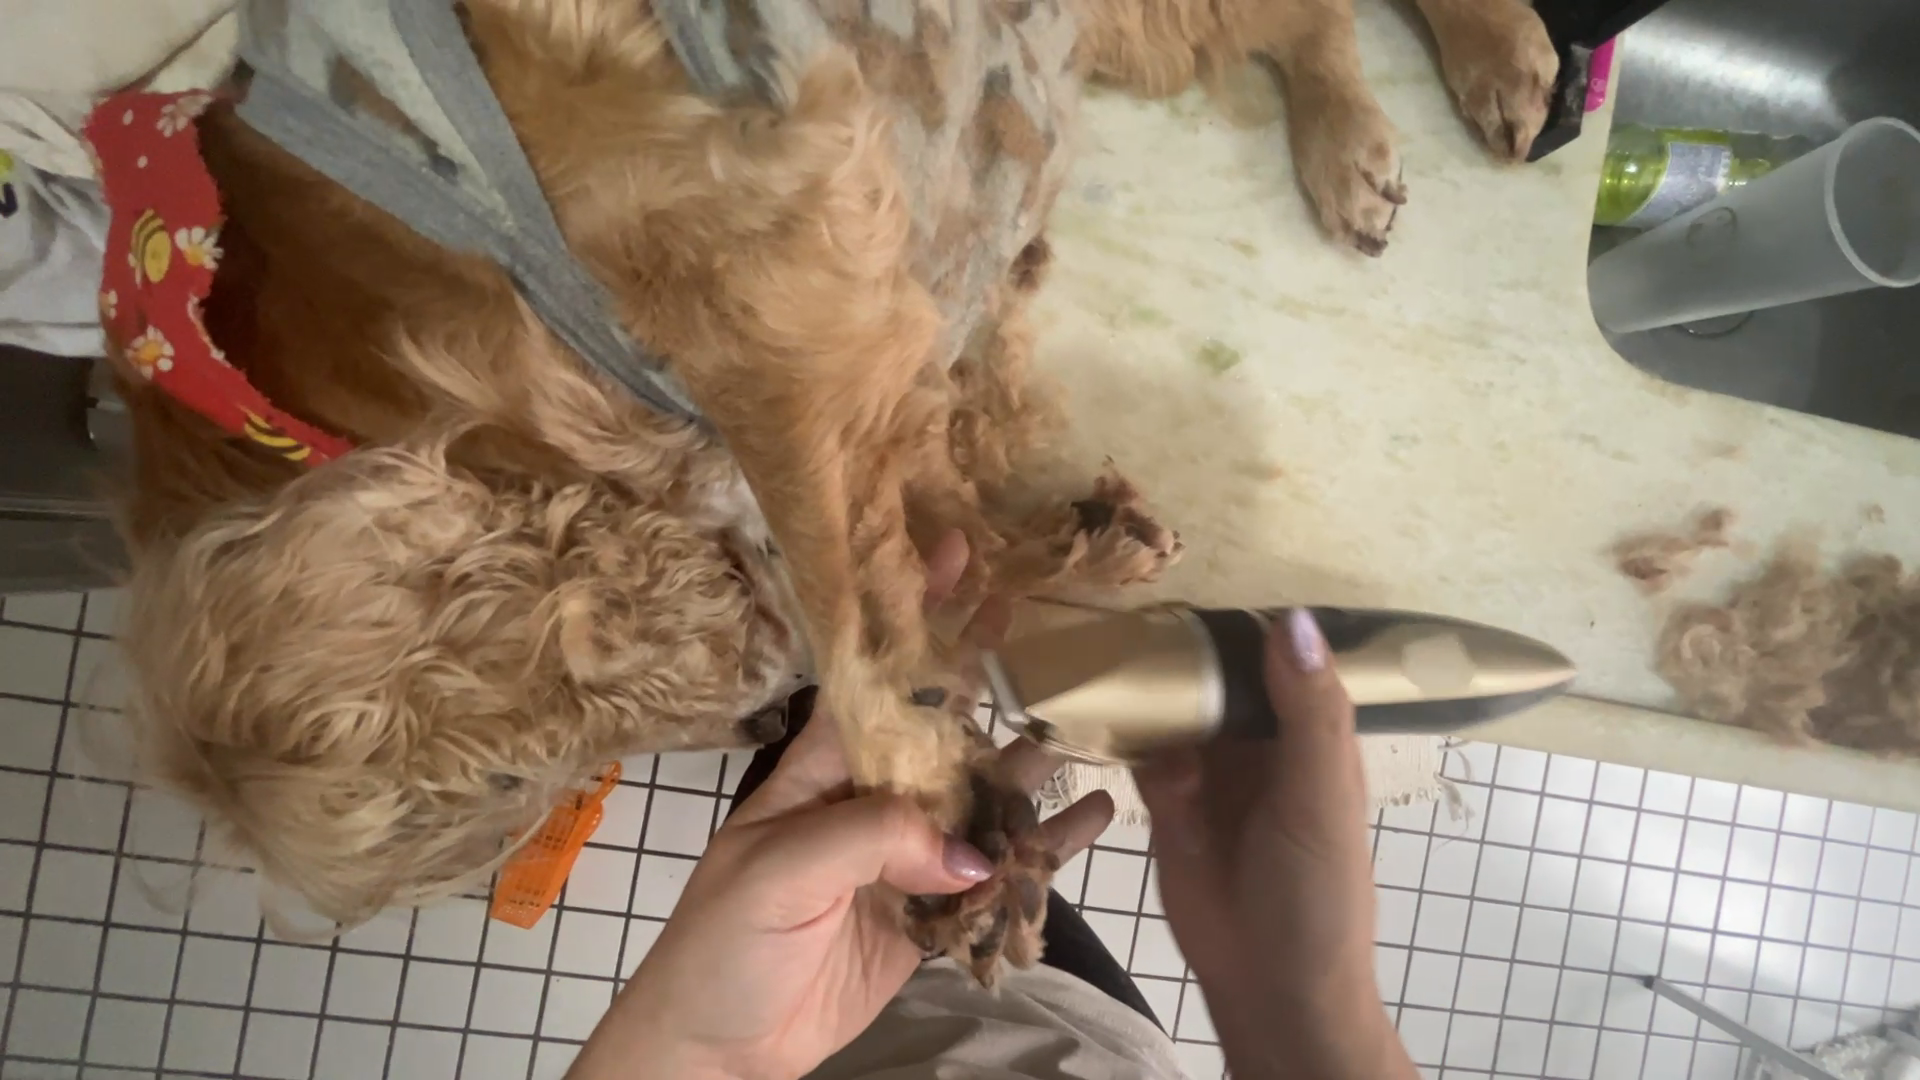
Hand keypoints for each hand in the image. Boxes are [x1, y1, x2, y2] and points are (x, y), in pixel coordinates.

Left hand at [569, 532, 1113, 1079]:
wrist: (724, 1048)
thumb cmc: (726, 941)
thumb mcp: (778, 872)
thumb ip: (870, 839)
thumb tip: (966, 847)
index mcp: (828, 764)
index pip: (877, 673)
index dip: (914, 614)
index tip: (952, 554)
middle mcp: (877, 792)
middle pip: (942, 721)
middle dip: (981, 667)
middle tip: (1031, 617)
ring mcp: (911, 848)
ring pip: (980, 792)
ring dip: (1027, 761)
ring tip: (1080, 724)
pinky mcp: (937, 903)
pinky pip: (998, 867)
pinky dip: (1043, 846)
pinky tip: (1089, 818)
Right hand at [1133, 608, 1415, 1079]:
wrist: (1266, 983)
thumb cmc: (1316, 890)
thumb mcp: (1321, 798)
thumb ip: (1309, 713)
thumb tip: (1293, 618)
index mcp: (1304, 729)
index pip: (1274, 655)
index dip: (1242, 619)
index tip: (1195, 581)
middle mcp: (1253, 737)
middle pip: (1213, 674)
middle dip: (1178, 646)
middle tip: (1124, 609)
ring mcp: (1206, 764)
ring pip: (1172, 703)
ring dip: (1143, 681)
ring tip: (1095, 641)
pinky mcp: (1164, 792)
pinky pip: (1140, 745)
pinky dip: (1120, 726)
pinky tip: (1089, 704)